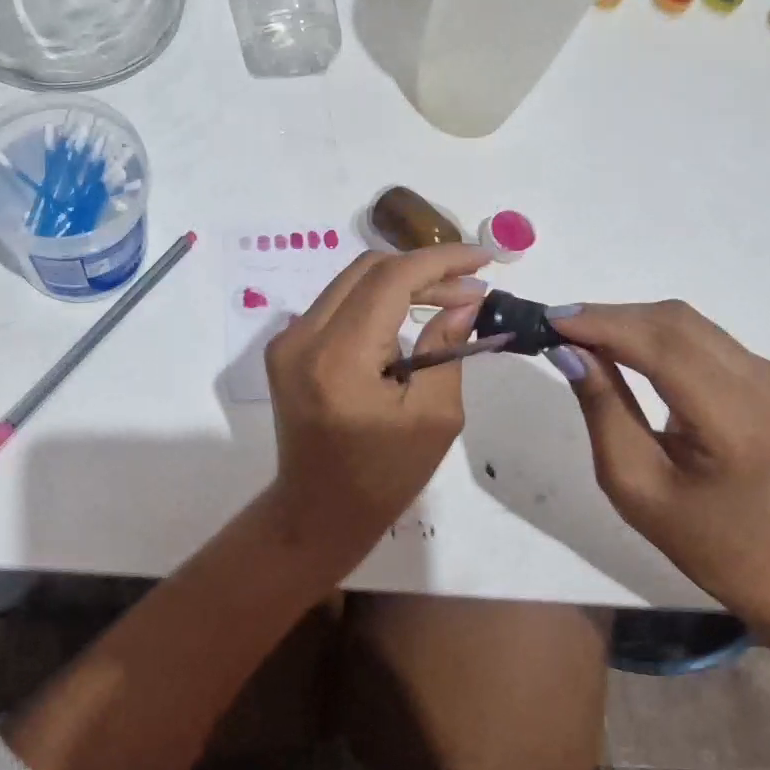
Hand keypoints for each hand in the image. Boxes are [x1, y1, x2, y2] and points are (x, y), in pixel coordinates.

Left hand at [262, 246, 491, 563]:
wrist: (318, 511)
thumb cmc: (383, 476)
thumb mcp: (433, 416)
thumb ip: (447, 349)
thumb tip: (465, 300)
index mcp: (338, 358)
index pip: (391, 279)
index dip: (441, 260)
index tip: (485, 259)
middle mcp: (302, 338)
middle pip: (367, 270)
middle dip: (424, 269)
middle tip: (470, 288)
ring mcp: (286, 342)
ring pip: (350, 283)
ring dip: (401, 283)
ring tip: (449, 300)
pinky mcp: (284, 350)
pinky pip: (336, 305)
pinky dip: (375, 301)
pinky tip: (409, 316)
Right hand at [545, 301, 769, 583]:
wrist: (744, 537)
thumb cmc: (677, 519)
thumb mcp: (624, 475)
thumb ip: (602, 407)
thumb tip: (567, 348)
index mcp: (735, 429)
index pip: (668, 354)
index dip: (609, 327)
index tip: (553, 319)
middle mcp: (766, 392)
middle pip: (678, 328)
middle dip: (612, 318)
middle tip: (556, 324)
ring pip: (686, 323)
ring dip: (628, 321)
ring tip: (579, 332)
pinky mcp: (768, 369)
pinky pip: (699, 334)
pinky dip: (651, 333)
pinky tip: (619, 343)